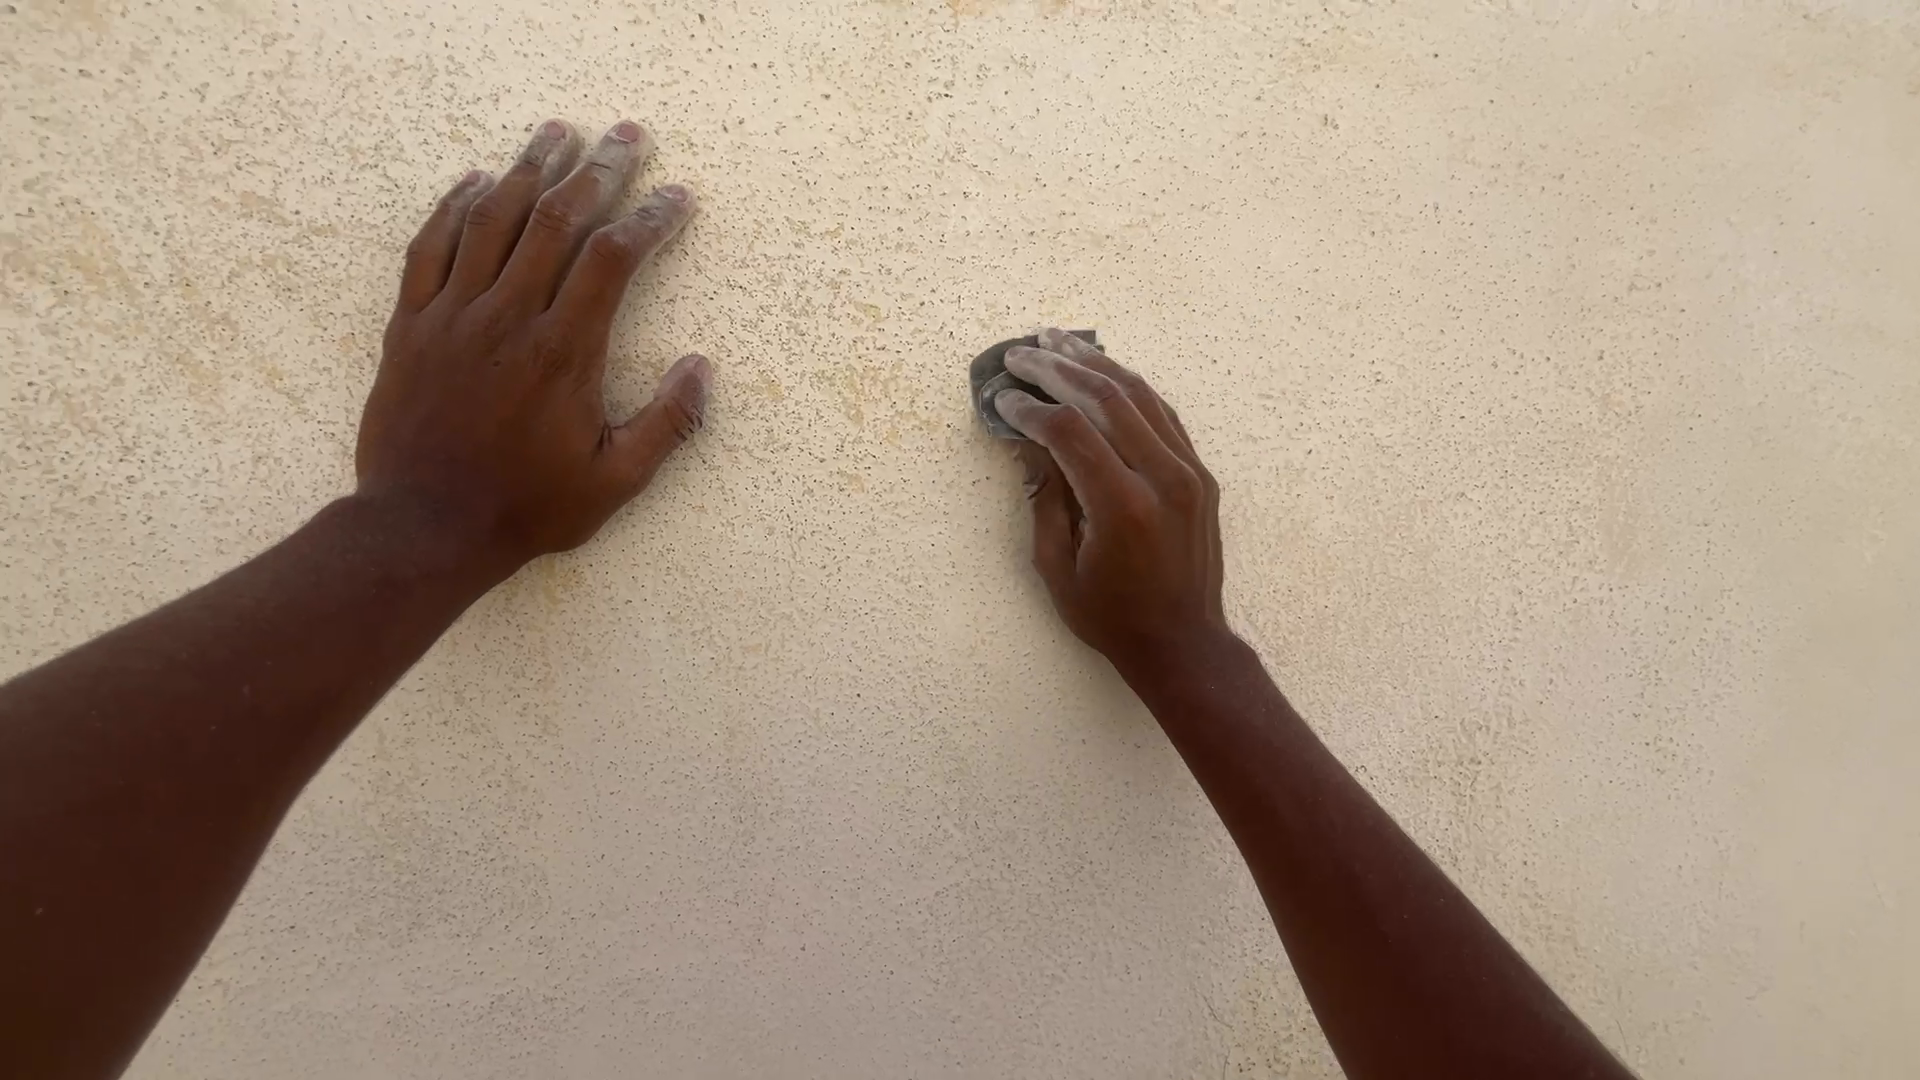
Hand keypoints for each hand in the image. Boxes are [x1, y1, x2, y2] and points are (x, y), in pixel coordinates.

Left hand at [355, 118, 710, 572]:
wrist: (425, 527)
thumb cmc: (531, 507)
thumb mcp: (618, 482)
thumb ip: (667, 424)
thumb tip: (702, 368)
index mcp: (564, 354)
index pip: (612, 262)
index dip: (650, 222)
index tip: (678, 199)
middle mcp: (508, 319)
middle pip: (554, 222)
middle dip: (597, 172)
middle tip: (626, 136)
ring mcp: (453, 317)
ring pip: (491, 221)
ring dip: (528, 169)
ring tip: (558, 133)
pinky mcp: (411, 326)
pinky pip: (429, 248)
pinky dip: (453, 206)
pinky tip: (473, 179)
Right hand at [997, 328, 1229, 674]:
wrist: (1182, 642)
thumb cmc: (1111, 616)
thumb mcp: (1057, 567)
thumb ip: (1043, 498)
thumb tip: (1026, 444)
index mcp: (1122, 506)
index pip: (1069, 431)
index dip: (1029, 408)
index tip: (1002, 398)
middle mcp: (1163, 478)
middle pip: (1106, 398)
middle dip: (1057, 367)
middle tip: (1022, 350)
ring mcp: (1189, 472)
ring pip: (1140, 395)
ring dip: (1096, 363)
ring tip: (1059, 340)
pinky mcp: (1200, 473)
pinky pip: (1163, 414)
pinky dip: (1130, 388)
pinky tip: (1103, 373)